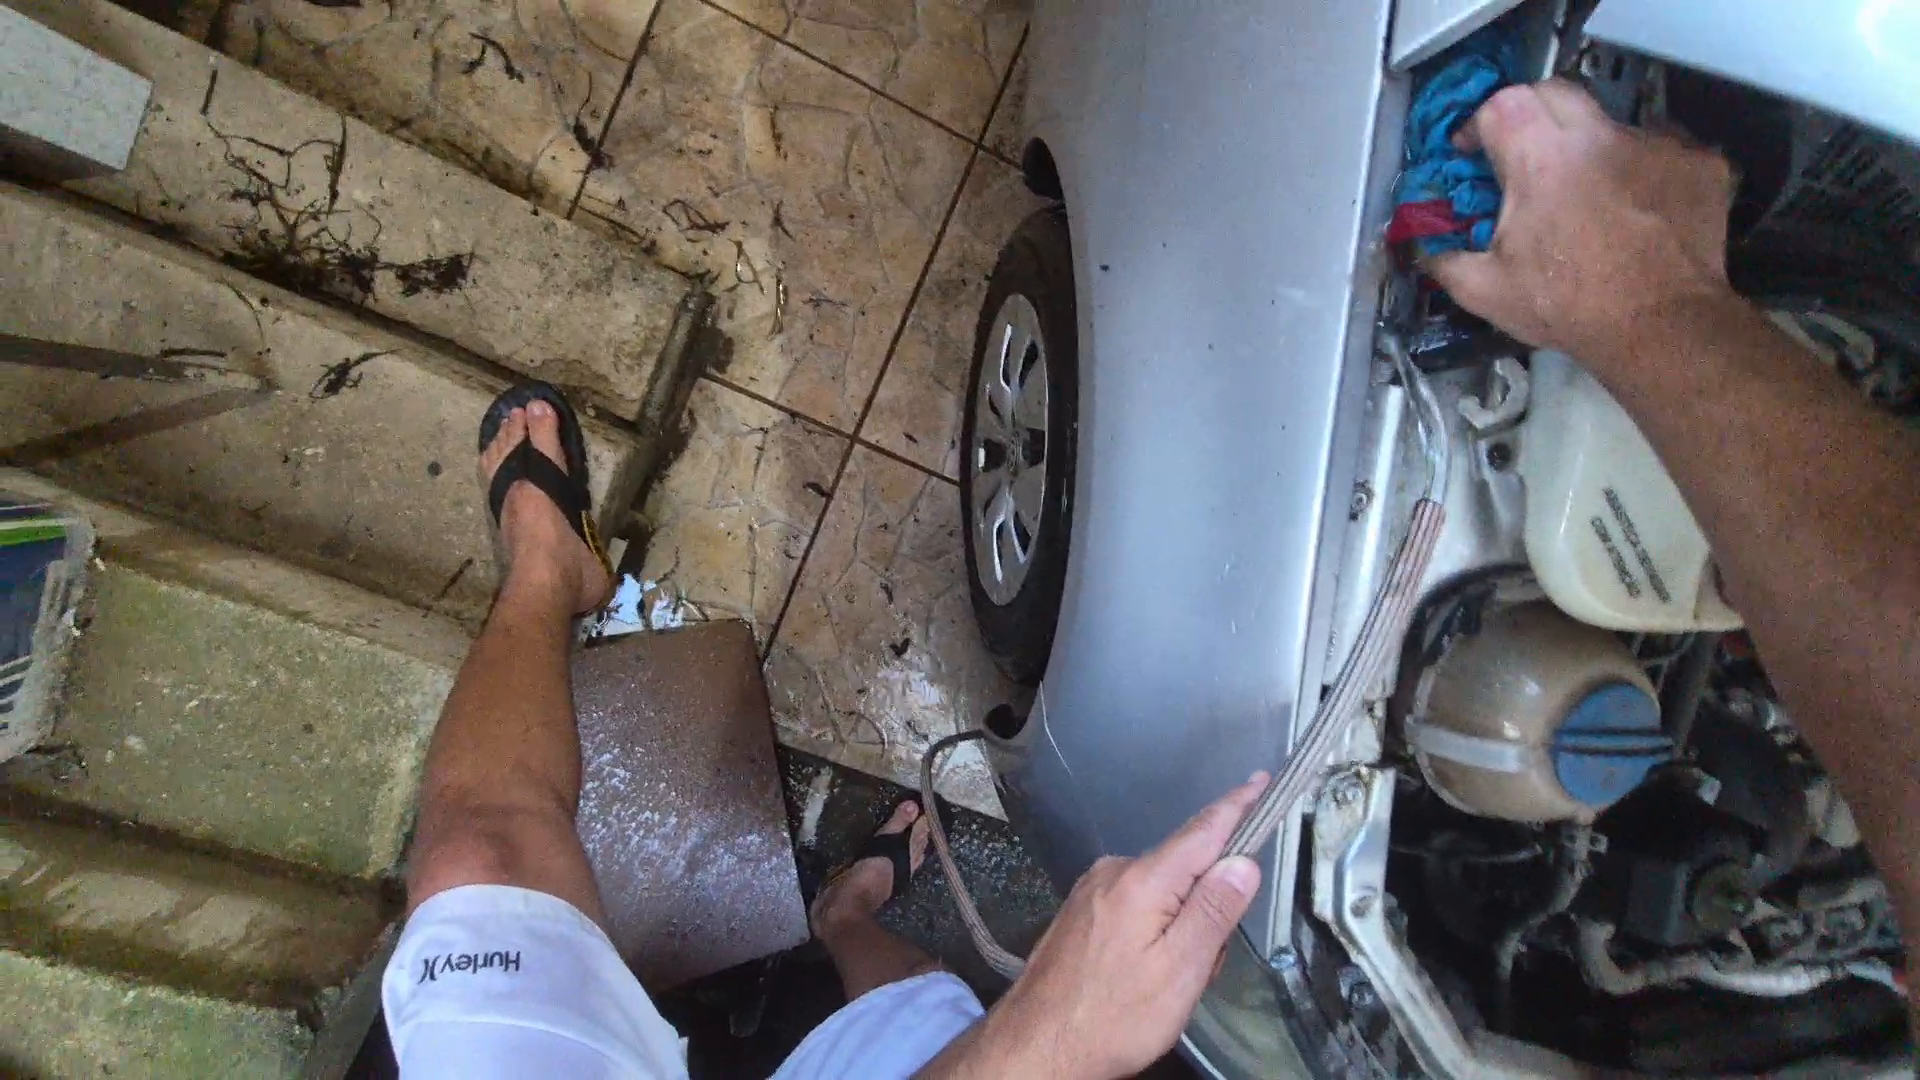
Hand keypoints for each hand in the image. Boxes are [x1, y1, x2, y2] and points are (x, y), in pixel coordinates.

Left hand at [936, 776, 1266, 1079]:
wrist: (1037, 1043)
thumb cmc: (1112, 1016)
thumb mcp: (1178, 972)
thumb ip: (1212, 912)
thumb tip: (1243, 860)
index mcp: (1141, 880)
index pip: (1202, 831)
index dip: (1236, 805)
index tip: (1261, 779)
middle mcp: (1114, 869)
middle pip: (1184, 867)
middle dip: (1207, 907)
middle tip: (1198, 969)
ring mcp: (1094, 885)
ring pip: (1161, 889)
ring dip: (1179, 926)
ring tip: (1163, 982)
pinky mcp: (1083, 905)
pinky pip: (1135, 901)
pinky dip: (1153, 928)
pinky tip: (1140, 972)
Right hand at [1425, 79, 1741, 377]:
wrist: (1656, 321)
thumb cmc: (1564, 303)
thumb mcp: (1482, 290)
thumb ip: (1444, 262)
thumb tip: (1426, 253)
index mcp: (1543, 163)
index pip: (1502, 105)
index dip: (1477, 124)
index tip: (1470, 150)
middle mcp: (1601, 139)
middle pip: (1555, 93)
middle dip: (1526, 117)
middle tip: (1513, 158)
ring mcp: (1658, 145)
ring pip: (1606, 126)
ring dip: (1580, 151)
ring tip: (1572, 198)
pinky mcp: (1698, 163)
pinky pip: (1655, 152)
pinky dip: (1630, 172)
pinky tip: (1622, 211)